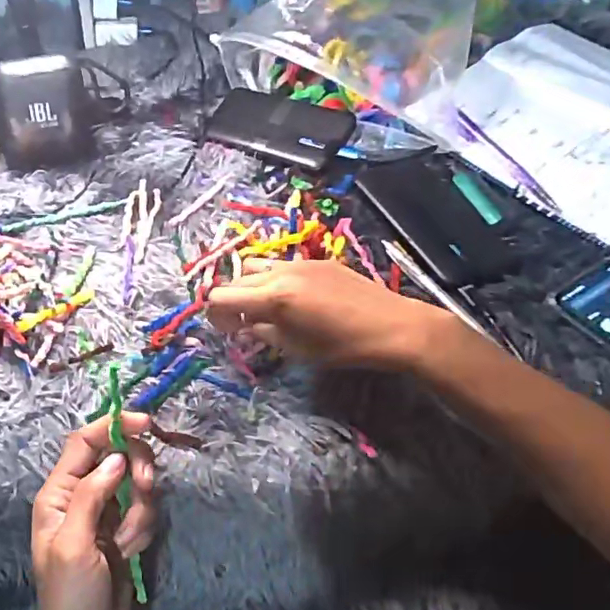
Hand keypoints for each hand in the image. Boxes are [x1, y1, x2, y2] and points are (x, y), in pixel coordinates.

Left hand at [30, 413, 157, 609]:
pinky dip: (143, 528)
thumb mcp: (74, 545)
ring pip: (136, 484)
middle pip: (117, 456)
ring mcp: (104, 513)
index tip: (147, 423)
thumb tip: (116, 457)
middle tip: (147, 489)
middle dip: (137, 470)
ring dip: (141, 509)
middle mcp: (80, 496)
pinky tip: (131, 553)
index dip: (114, 425)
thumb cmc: (70, 599)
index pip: (84, 442)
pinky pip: (144, 510)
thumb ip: (92, 496)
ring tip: (127, 543)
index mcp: (58, 494)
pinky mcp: (123, 530)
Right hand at [206, 259, 460, 368]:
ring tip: (266, 306)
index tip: (228, 330)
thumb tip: (246, 324)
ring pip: (256, 266)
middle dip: (232, 301)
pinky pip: (282, 265)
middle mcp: (281, 273)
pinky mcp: (317, 261)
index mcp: (273, 297)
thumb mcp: (295, 348)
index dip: (216, 314)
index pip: (221, 296)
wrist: (393, 326)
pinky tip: (294, 299)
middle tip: (243, 323)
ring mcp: (300, 263)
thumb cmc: (343, 347)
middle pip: (236, 280)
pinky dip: (274, 279)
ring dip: (251, 286)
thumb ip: (263, 332)